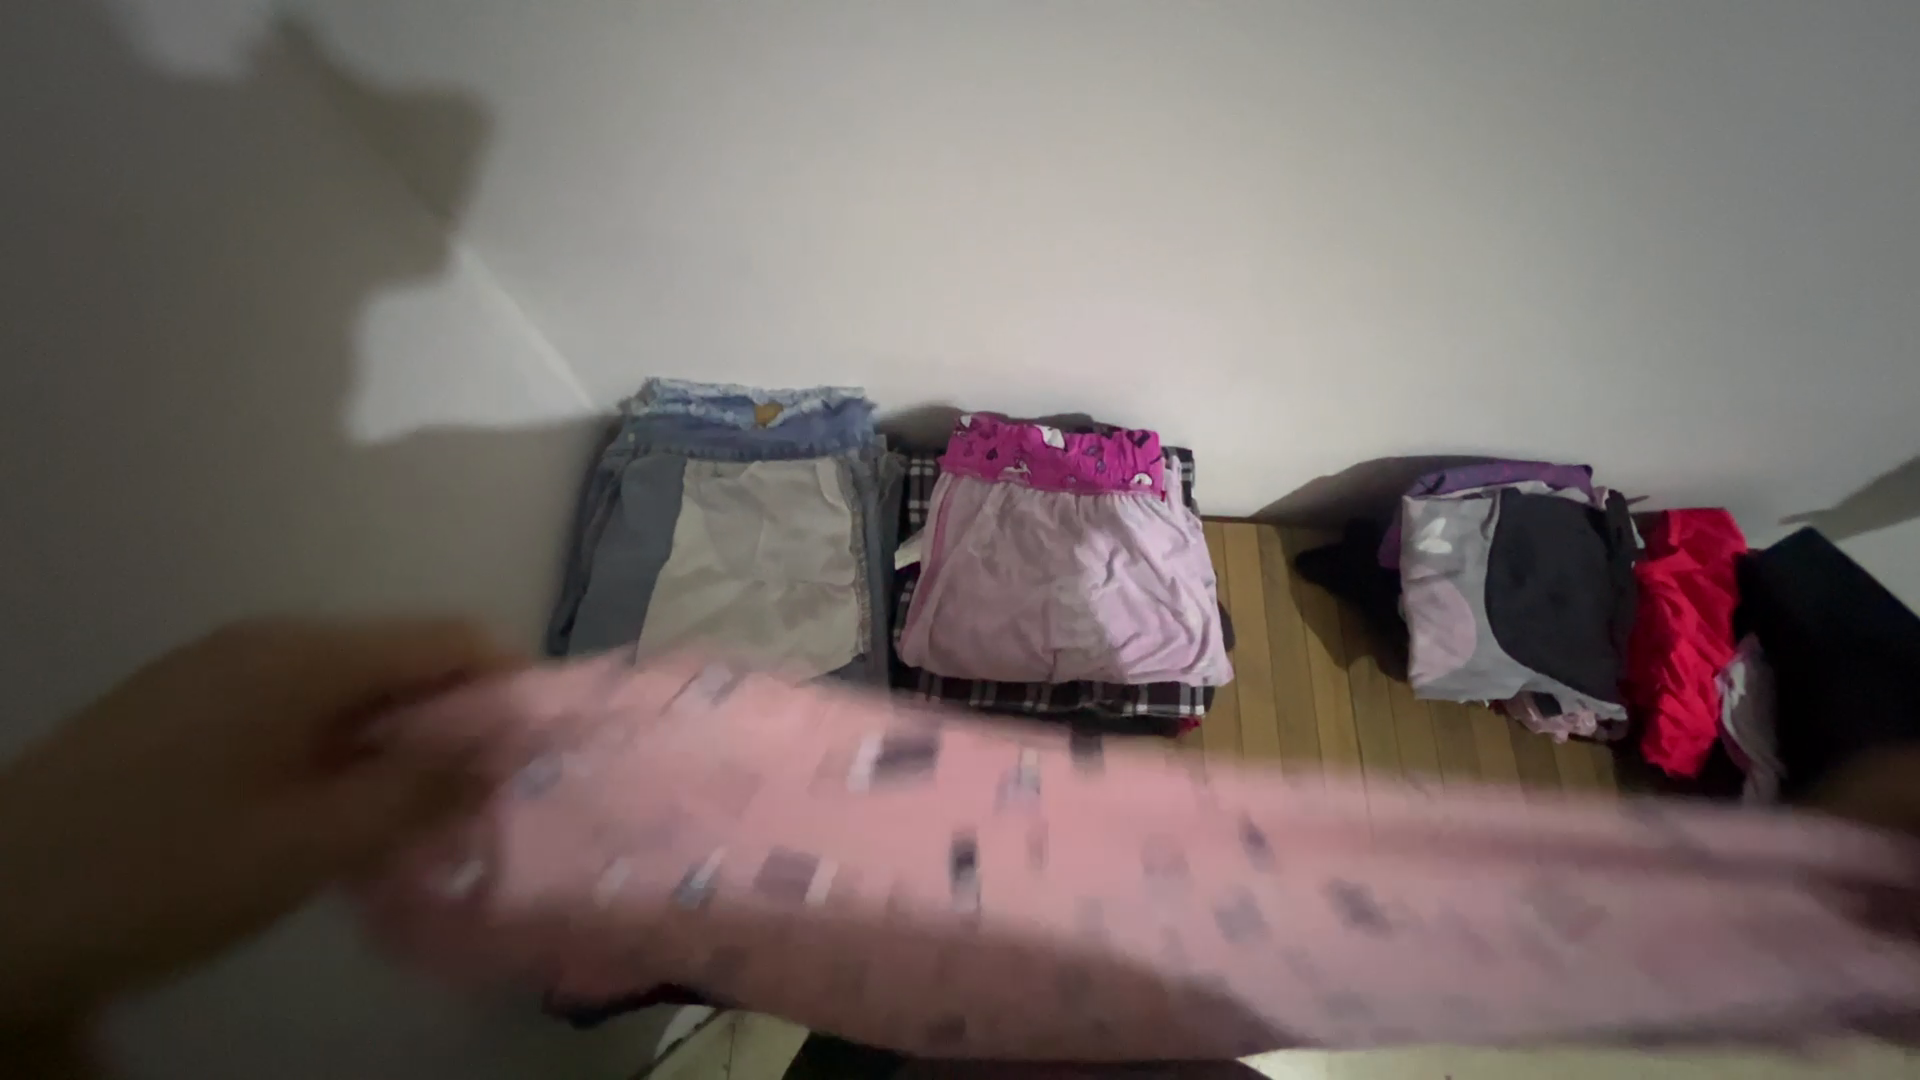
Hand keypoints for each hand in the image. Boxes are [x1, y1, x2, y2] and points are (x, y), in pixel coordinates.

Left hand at [0, 617, 517, 1032]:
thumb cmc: (161, 872)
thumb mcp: (314, 844)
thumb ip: (427, 788)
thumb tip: (510, 752)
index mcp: (306, 656)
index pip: (452, 637)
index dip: (511, 679)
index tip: (536, 738)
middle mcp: (272, 639)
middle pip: (407, 654)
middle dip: (458, 711)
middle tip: (477, 781)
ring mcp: (224, 664)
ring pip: (360, 679)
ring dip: (404, 729)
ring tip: (411, 796)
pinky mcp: (191, 697)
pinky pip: (308, 697)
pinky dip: (350, 735)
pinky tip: (333, 793)